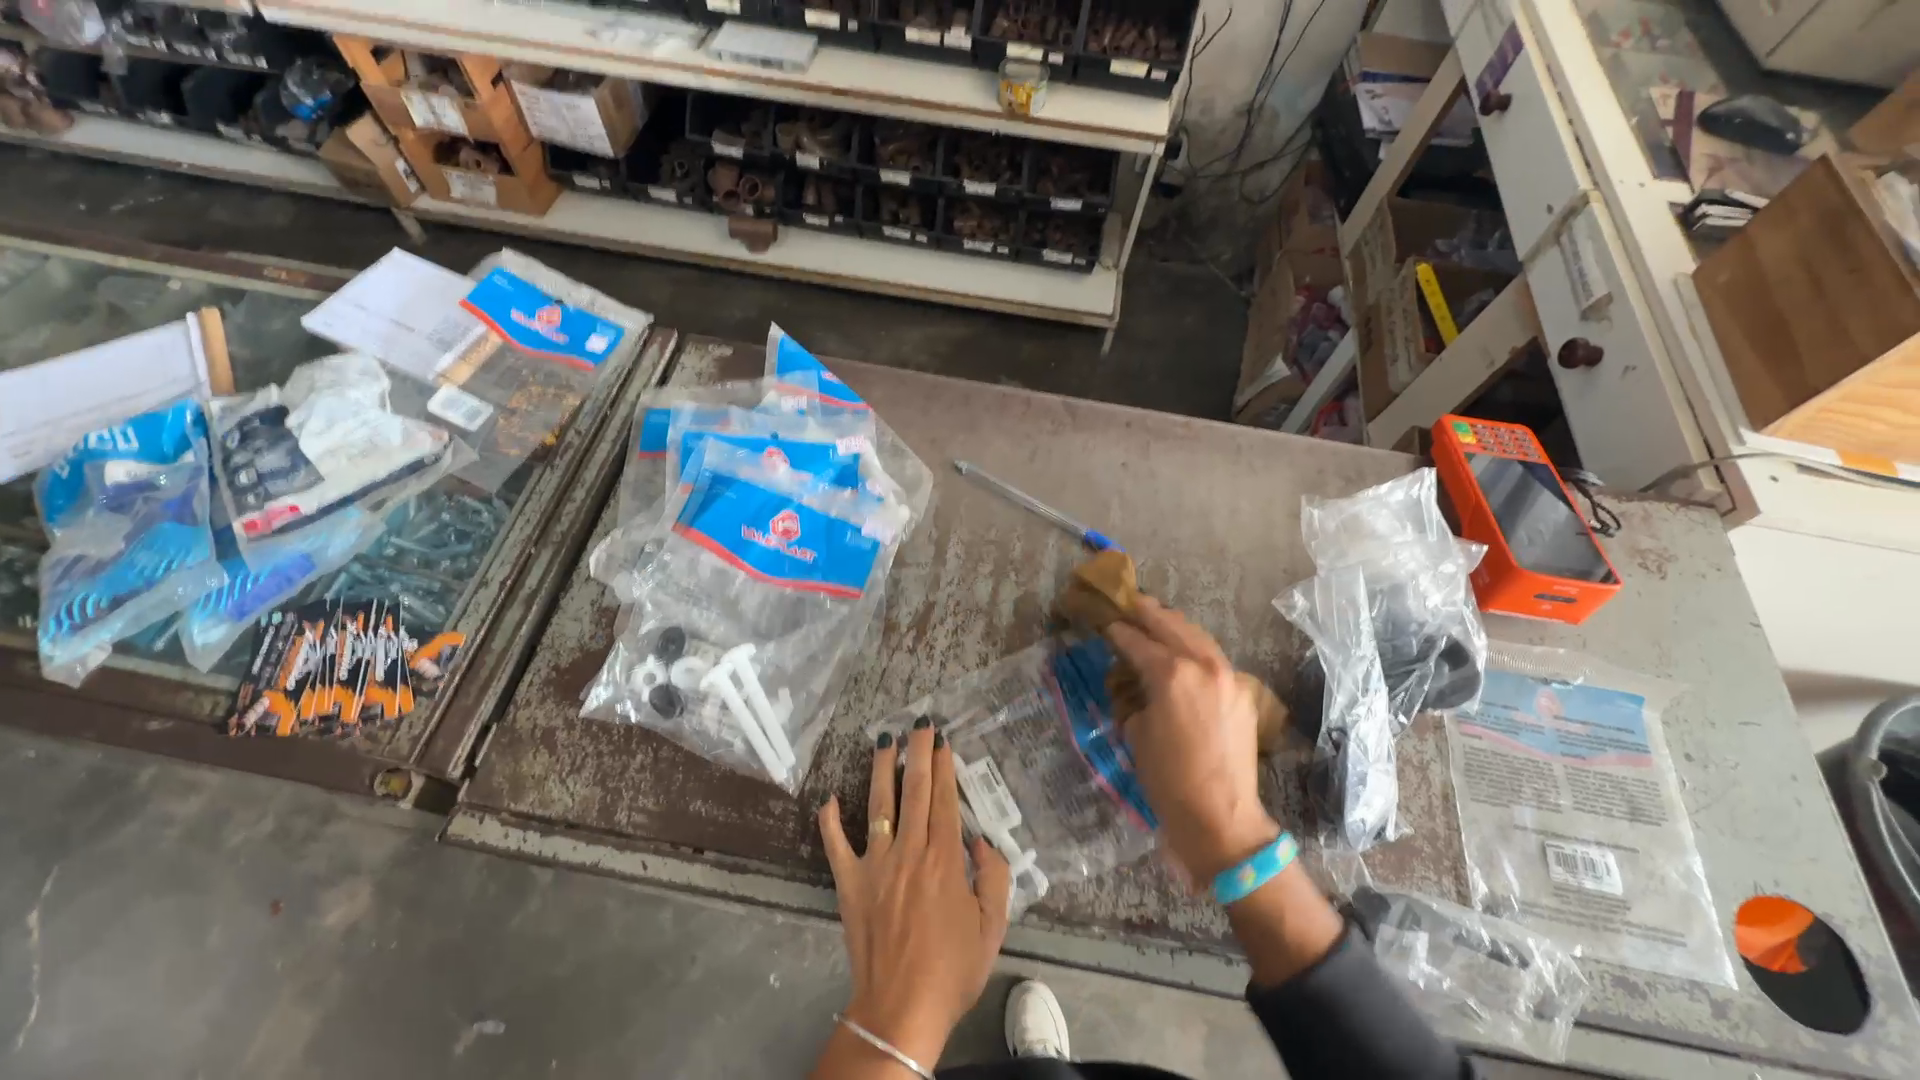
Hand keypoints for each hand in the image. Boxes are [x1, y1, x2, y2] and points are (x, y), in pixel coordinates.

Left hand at [815, 718, 1011, 1072]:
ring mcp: (875, 864)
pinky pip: (836, 845)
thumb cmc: (953, 969)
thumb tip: (980, 840)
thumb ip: (993, 877)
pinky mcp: (849, 883)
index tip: (942, 740)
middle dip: (916, 753)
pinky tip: (829, 798)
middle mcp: (909, 851)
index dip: (944, 766)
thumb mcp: (992, 926)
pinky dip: (830, 820)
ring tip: (883, 741)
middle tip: (918, 724)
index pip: (945, 799)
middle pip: (914, 791)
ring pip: (878, 805)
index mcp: (945, 859)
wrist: (902, 1007)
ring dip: (880, 770)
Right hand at [1107, 597, 1283, 882]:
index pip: (1139, 642)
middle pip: (1173, 627)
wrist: (1220, 816)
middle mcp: (1203, 665)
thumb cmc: (1167, 779)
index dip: (1119, 632)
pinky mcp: (1242, 695)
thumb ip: (1137, 699)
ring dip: (1176, 626)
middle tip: (1131, 602)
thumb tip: (1139, 688)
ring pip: (1199, 637)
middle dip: (1150, 613)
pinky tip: (1185, 650)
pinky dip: (1196, 649)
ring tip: (1158, 617)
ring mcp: (1229, 678)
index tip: (1107, 622)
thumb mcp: (1137, 734)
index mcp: (1172, 673)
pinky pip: (1215, 660)